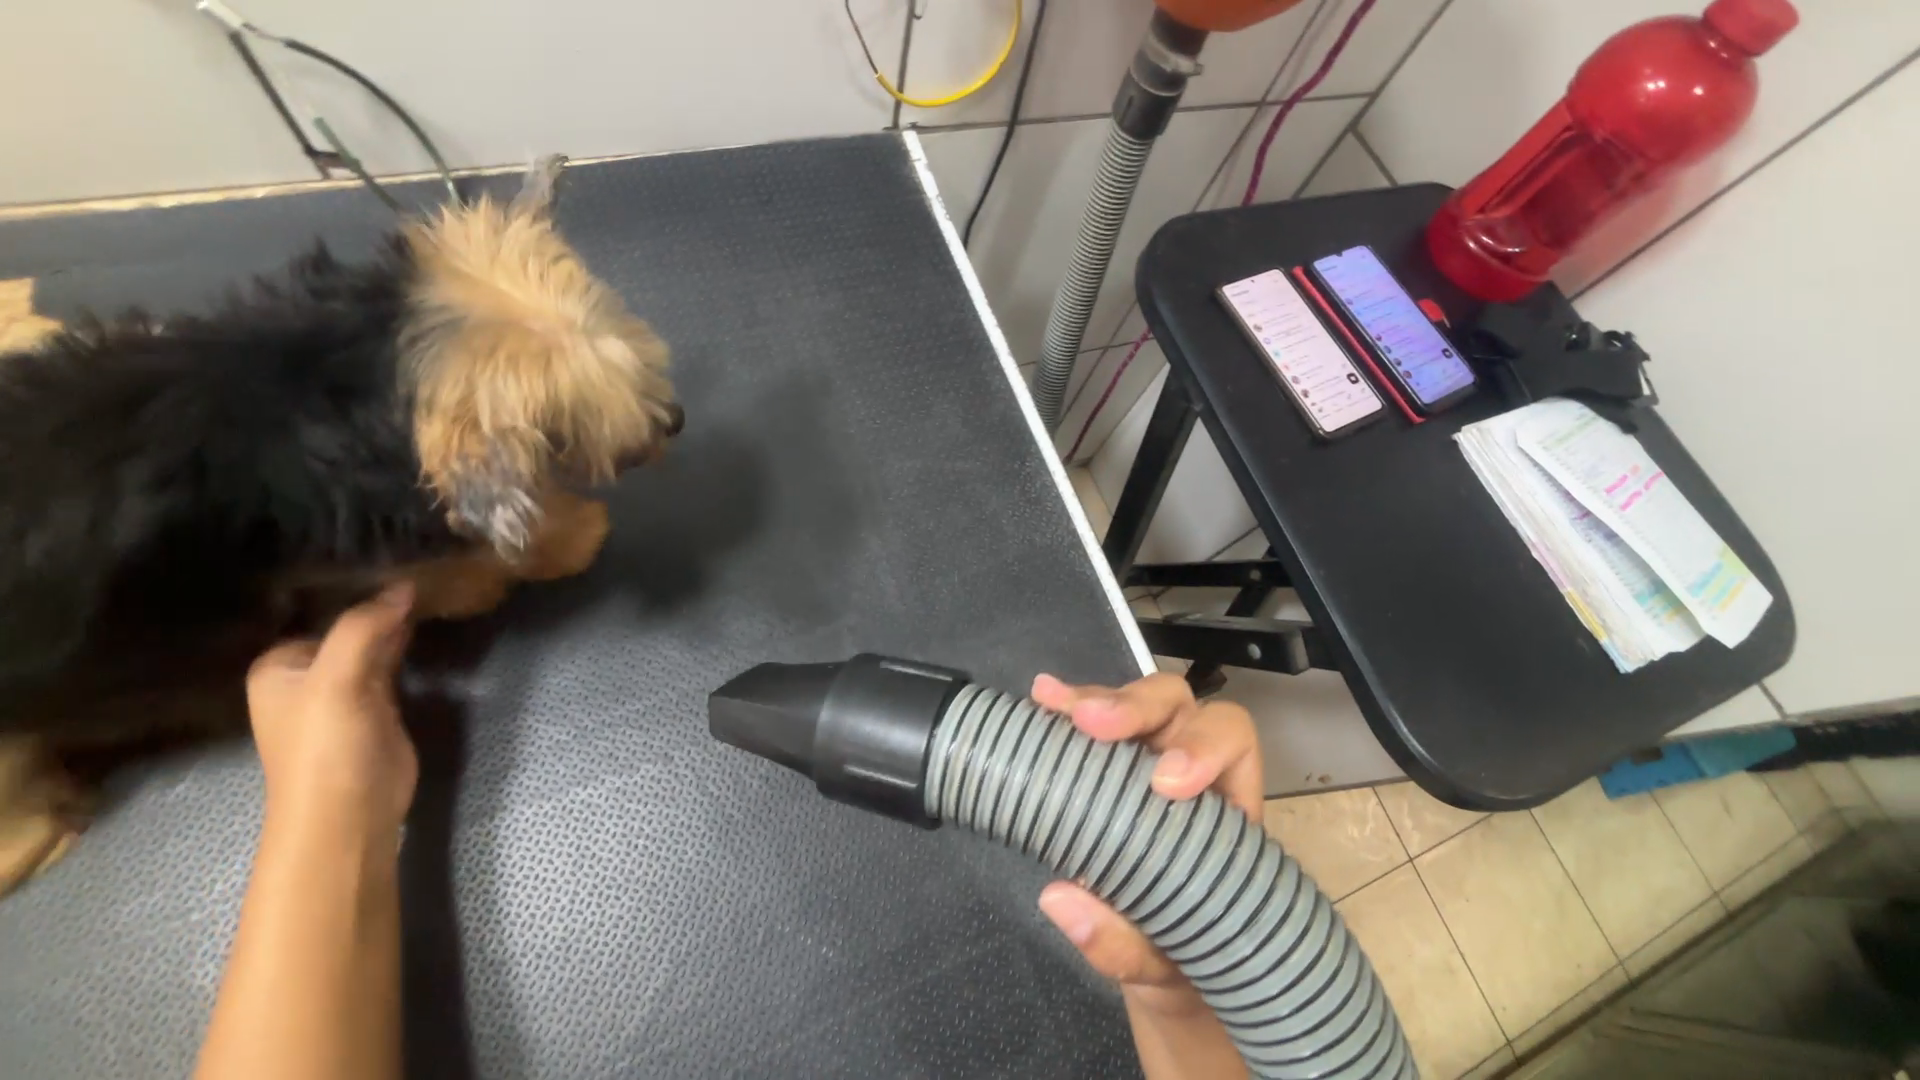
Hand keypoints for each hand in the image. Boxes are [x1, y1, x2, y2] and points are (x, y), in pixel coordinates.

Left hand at [245, 583, 418, 836]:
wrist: (349, 812)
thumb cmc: (327, 745)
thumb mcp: (338, 679)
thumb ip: (365, 628)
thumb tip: (405, 586)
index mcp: (281, 664)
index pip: (321, 611)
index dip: (356, 589)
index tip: (395, 561)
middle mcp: (308, 673)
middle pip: (348, 626)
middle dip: (379, 602)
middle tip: (421, 568)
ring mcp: (344, 690)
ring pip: (373, 642)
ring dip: (396, 621)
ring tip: (430, 584)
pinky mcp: (378, 705)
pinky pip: (392, 662)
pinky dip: (407, 643)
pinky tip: (426, 621)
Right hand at [1029, 672, 1261, 1017]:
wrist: (1165, 971)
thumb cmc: (1184, 962)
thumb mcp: (1164, 971)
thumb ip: (1124, 946)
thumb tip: (1059, 900)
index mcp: (1225, 812)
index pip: (1232, 744)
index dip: (1203, 747)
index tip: (1164, 782)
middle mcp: (1188, 772)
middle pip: (1179, 709)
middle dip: (1137, 707)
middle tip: (1091, 722)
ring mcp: (1143, 764)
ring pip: (1134, 705)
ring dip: (1094, 699)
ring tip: (1050, 702)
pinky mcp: (1101, 767)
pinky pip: (1088, 725)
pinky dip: (1064, 709)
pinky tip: (1040, 701)